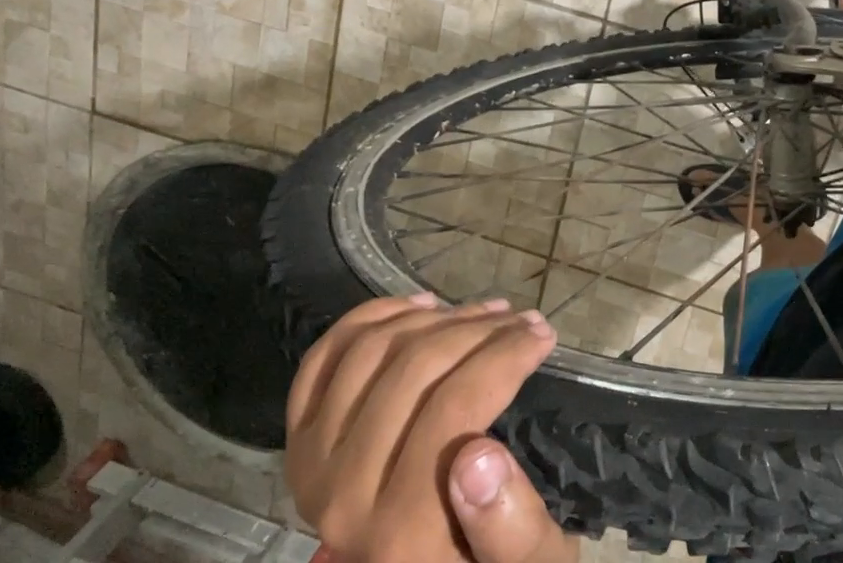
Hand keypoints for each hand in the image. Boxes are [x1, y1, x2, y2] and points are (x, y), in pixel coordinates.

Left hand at [285, 294, 573, 562]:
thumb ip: (513, 529)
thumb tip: (480, 456)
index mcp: (402, 532)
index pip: (455, 409)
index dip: (506, 356)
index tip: (545, 336)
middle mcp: (342, 496)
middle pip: (414, 371)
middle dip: (481, 329)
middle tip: (524, 320)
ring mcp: (310, 466)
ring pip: (372, 351)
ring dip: (436, 316)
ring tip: (484, 314)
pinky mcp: (298, 443)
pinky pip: (326, 357)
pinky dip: (373, 318)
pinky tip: (420, 308)